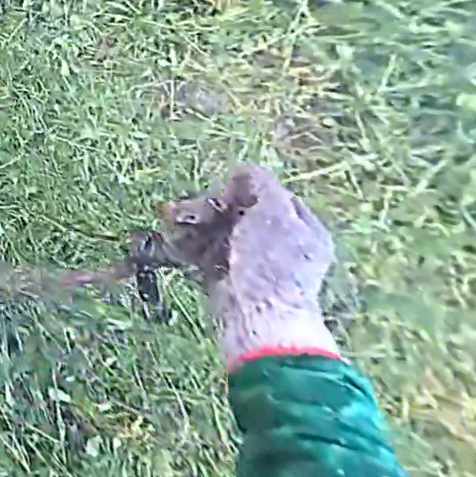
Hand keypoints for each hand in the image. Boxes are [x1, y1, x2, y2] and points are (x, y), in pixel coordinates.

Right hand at [164, 165, 339, 368]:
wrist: (254, 309)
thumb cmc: (272, 261)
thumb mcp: (276, 214)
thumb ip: (262, 185)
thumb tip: (245, 168)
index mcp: (301, 227)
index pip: (267, 194)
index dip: (241, 189)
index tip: (226, 195)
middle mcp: (277, 239)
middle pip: (232, 208)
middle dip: (205, 206)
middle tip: (190, 212)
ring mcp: (247, 255)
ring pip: (210, 225)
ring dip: (188, 221)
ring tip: (175, 225)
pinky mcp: (221, 267)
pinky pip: (197, 244)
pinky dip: (183, 240)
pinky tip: (176, 242)